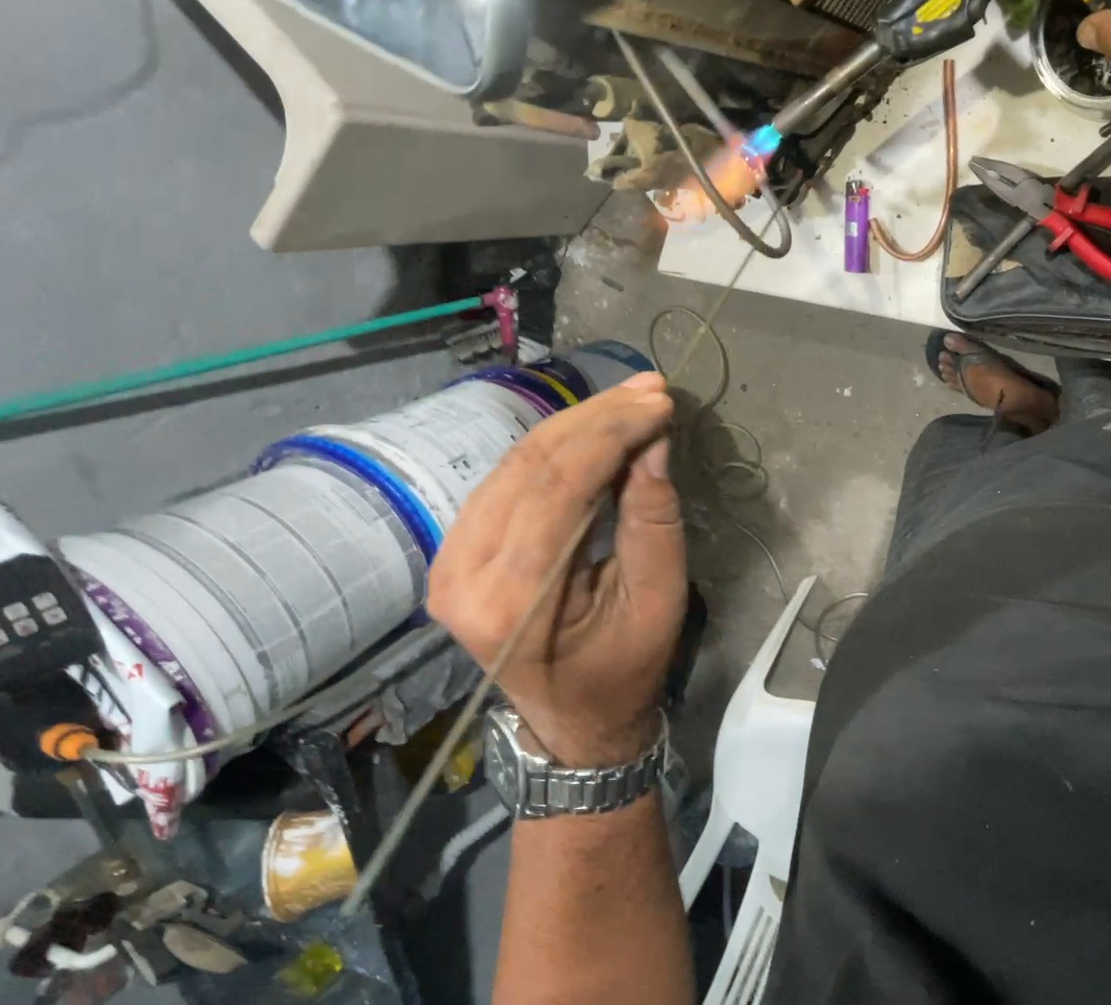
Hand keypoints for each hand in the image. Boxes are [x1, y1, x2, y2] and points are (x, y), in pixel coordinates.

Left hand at [427, 372, 682, 764]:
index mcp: (512, 601)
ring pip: (513, 462)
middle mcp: (461, 575)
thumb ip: (654, 522)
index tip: (662, 403)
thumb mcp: (657, 602)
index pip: (558, 486)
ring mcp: (448, 561)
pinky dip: (556, 448)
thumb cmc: (624, 671)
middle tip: (651, 390)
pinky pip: (506, 479)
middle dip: (596, 417)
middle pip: (529, 464)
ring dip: (576, 424)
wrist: (574, 721)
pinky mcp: (455, 551)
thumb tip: (655, 442)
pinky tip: (596, 428)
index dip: (612, 433)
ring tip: (632, 401)